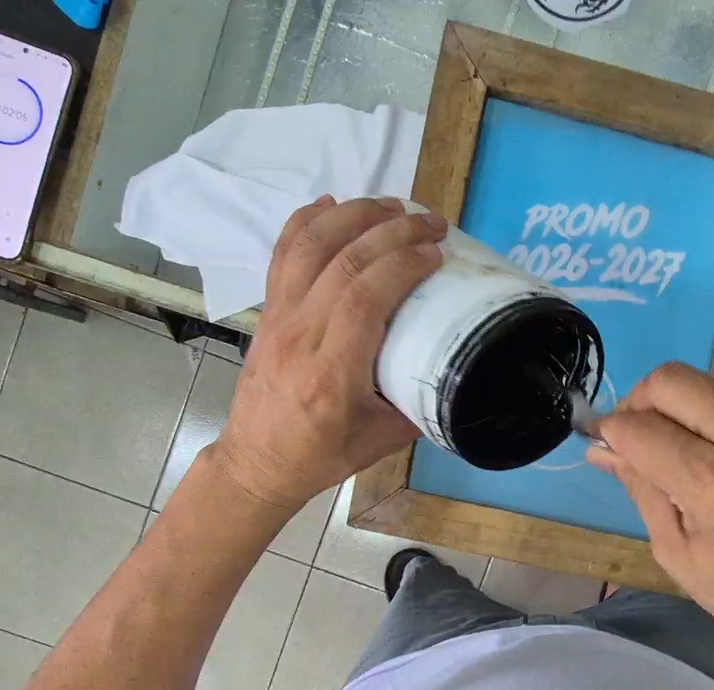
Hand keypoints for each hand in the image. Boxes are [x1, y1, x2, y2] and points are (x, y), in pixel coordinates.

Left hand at [209, 196, 447, 513]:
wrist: (259, 461)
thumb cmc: (322, 455)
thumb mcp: (383, 440)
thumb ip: (418, 402)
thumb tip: (453, 365)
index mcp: (332, 373)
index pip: (364, 299)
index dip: (402, 265)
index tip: (436, 254)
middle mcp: (300, 335)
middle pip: (342, 261)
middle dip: (391, 230)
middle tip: (431, 222)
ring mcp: (279, 317)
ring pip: (310, 246)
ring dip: (354, 215)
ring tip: (392, 205)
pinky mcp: (269, 310)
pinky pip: (285, 252)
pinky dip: (309, 220)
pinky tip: (334, 204)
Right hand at [587, 363, 713, 677]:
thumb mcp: (681, 556)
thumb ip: (642, 491)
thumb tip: (603, 448)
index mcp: (713, 483)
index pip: (637, 427)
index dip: (609, 432)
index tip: (601, 446)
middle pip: (668, 380)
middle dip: (638, 405)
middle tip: (637, 444)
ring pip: (700, 384)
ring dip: (673, 410)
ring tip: (675, 458)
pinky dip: (705, 418)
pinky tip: (709, 459)